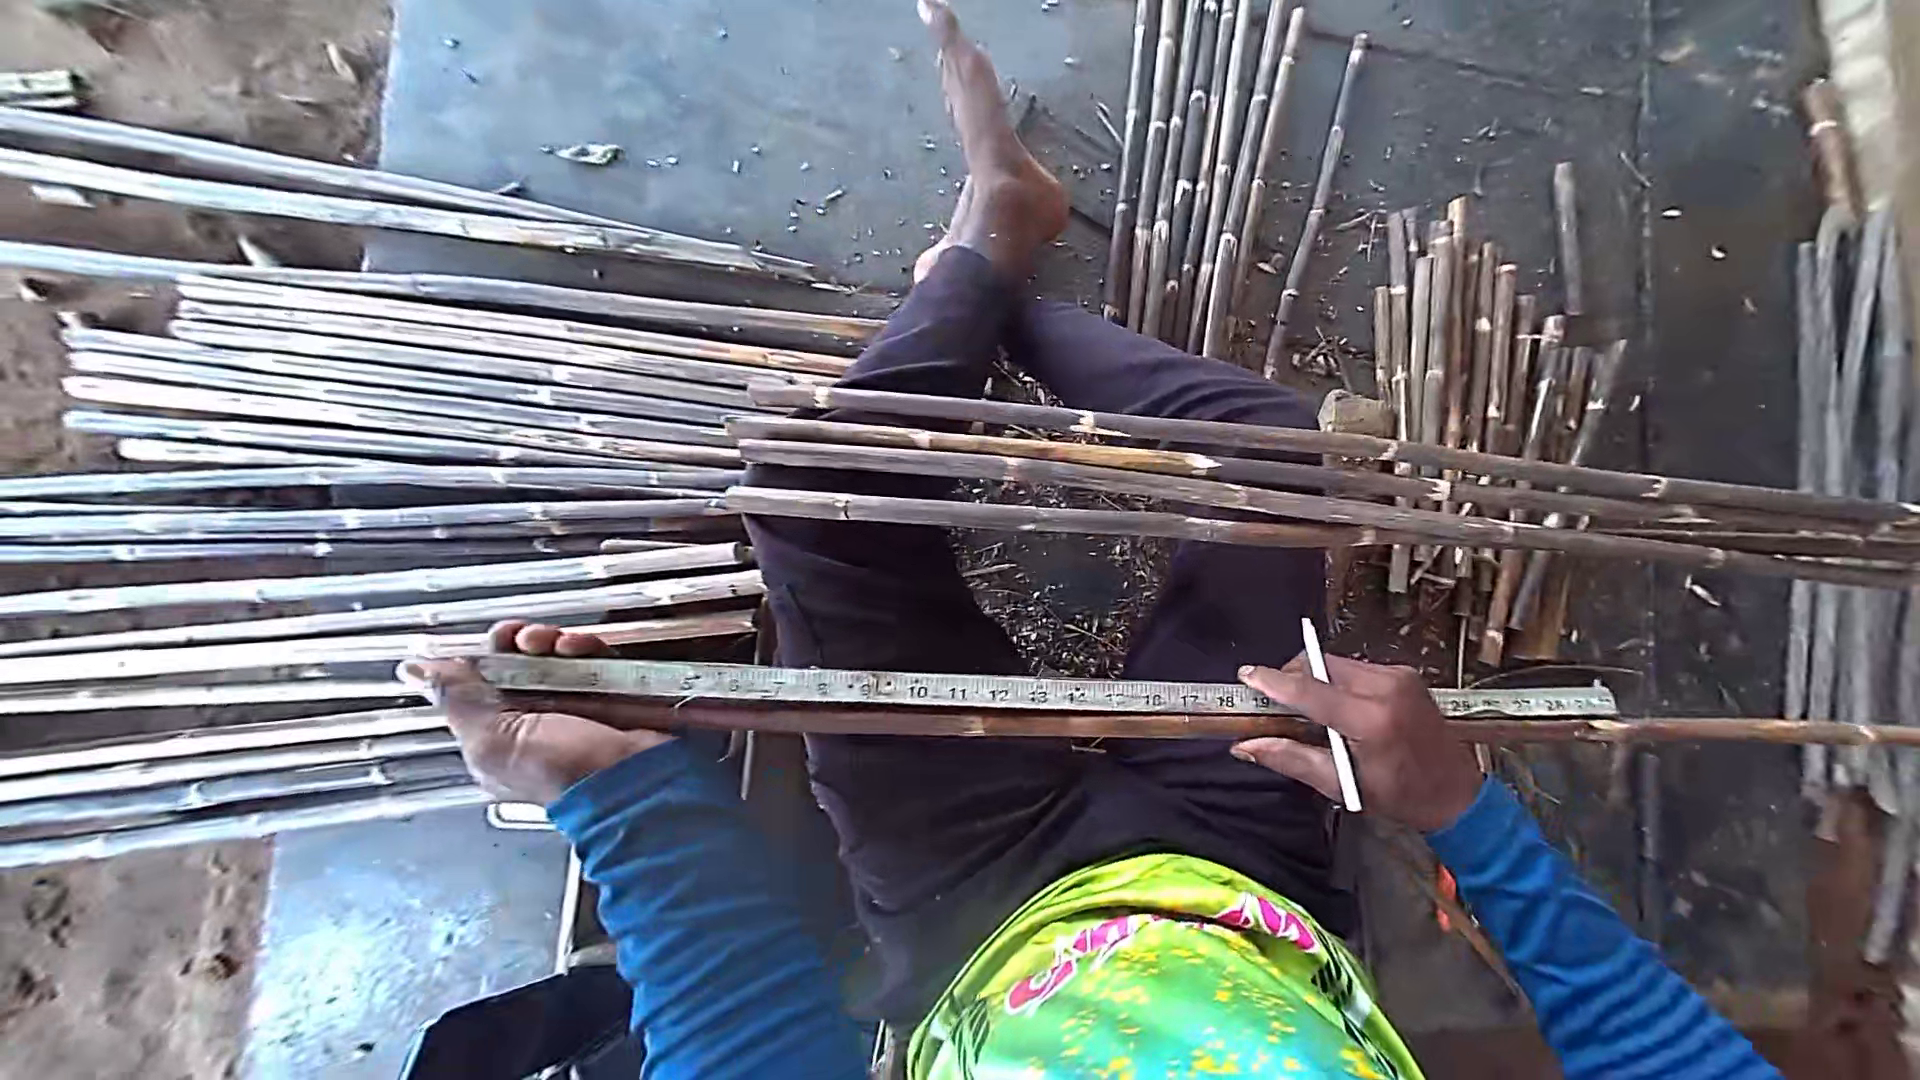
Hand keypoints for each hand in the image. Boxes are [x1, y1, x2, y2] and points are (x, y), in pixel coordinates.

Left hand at [400, 620, 672, 804]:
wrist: (632, 774)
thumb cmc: (563, 772)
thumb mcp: (494, 739)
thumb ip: (458, 700)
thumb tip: (415, 669)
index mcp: (504, 735)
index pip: (487, 683)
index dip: (488, 657)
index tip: (495, 642)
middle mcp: (541, 716)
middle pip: (524, 663)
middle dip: (522, 644)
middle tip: (527, 640)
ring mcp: (580, 702)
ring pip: (560, 656)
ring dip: (554, 641)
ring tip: (557, 644)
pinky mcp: (614, 690)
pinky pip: (598, 656)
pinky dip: (588, 646)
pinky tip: (582, 648)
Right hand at [1231, 654, 1483, 831]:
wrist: (1460, 794)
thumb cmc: (1401, 796)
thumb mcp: (1342, 785)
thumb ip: (1290, 758)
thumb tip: (1244, 746)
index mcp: (1372, 720)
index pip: (1308, 690)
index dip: (1272, 681)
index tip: (1246, 676)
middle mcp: (1387, 688)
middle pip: (1316, 666)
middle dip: (1290, 679)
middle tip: (1276, 702)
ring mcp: (1398, 677)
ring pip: (1331, 663)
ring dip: (1311, 679)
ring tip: (1307, 706)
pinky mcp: (1402, 673)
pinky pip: (1350, 667)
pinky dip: (1332, 680)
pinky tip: (1334, 703)